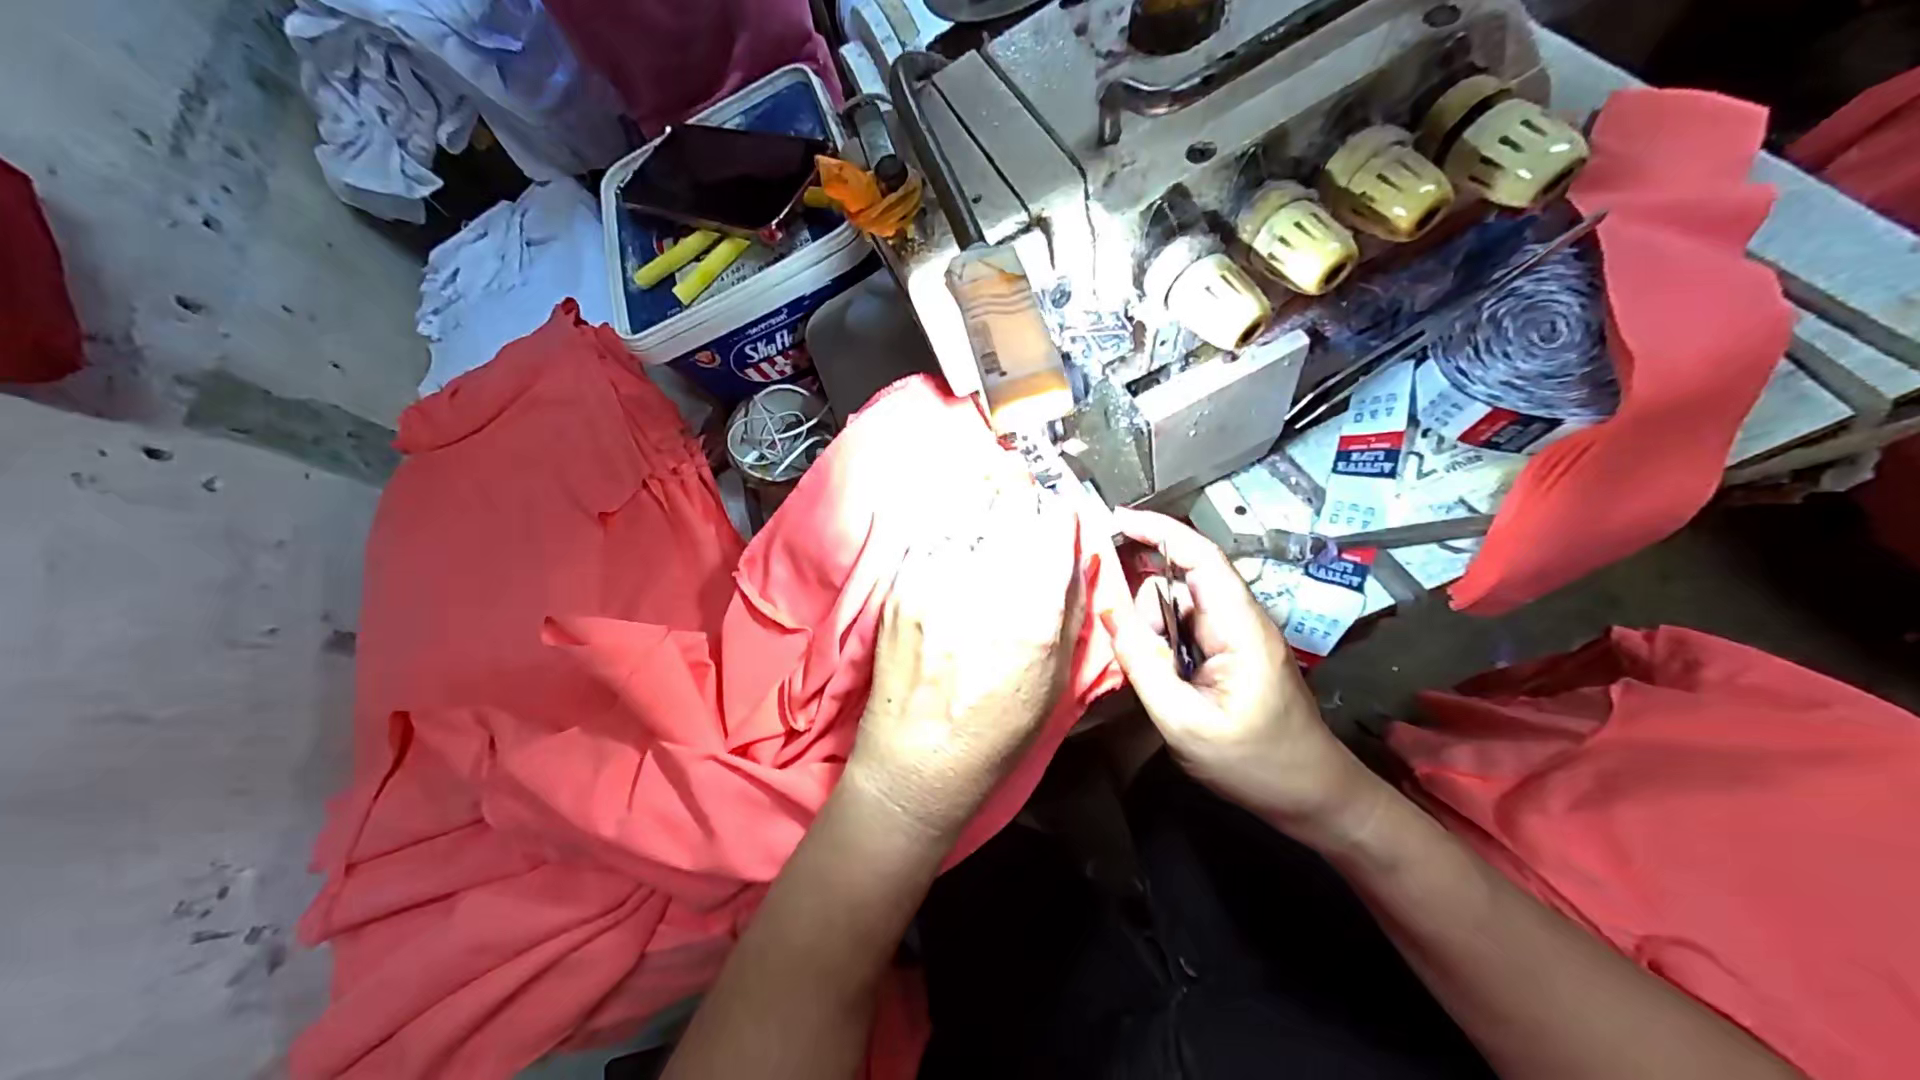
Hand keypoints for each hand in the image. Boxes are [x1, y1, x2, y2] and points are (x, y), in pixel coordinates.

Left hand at [845, 488, 1087, 843]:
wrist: (916, 760)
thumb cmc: (991, 733)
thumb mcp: (1056, 678)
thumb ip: (1072, 607)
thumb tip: (1076, 555)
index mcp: (1031, 616)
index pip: (1052, 520)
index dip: (1060, 512)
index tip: (1059, 517)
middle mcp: (982, 590)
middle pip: (1010, 503)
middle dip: (1025, 503)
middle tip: (1027, 518)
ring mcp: (933, 583)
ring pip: (969, 508)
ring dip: (988, 508)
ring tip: (994, 525)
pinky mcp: (900, 586)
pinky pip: (933, 531)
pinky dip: (952, 527)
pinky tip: (961, 543)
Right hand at [1101, 508, 1385, 847]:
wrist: (1311, 795)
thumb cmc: (1256, 764)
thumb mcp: (1185, 722)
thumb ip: (1143, 664)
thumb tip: (1108, 612)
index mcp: (1240, 626)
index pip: (1199, 556)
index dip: (1157, 530)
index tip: (1114, 519)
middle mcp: (1239, 619)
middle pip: (1178, 582)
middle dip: (1144, 608)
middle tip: (1138, 657)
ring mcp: (1235, 635)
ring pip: (1175, 608)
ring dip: (1152, 634)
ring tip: (1161, 684)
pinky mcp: (1229, 651)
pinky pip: (1184, 630)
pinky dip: (1163, 646)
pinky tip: (1166, 681)